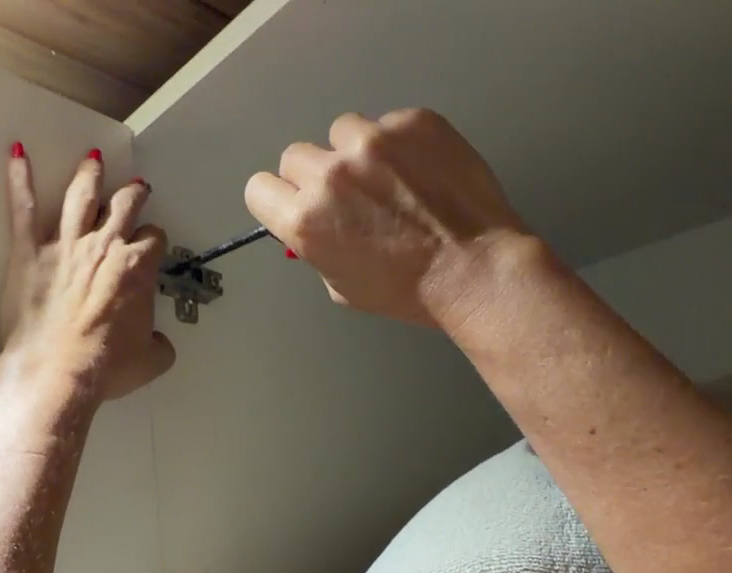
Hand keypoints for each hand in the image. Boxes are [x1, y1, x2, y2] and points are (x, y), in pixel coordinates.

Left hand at [0, 147, 174, 400]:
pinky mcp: (28, 253)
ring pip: (79, 196)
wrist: (57, 371)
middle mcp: (104, 247)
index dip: (153, 241)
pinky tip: (17, 155)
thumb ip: (160, 344)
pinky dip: (19, 179)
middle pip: (123, 206)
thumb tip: (159, 342)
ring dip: (89, 175)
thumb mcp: (151, 361)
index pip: (152, 240)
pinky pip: (22, 208)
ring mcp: (64, 245)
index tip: (151, 245)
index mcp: (137, 269)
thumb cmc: (106, 367)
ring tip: (92, 161)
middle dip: (133, 194)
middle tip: (136, 189)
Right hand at [245, 109, 532, 328]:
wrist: (472, 268)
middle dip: (315, 176)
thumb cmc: (404, 291)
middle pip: (295, 156)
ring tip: (388, 179)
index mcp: (305, 220)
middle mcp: (331, 174)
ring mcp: (373, 141)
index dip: (277, 199)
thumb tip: (318, 223)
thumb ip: (316, 245)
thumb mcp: (342, 285)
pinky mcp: (412, 121)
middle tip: (347, 197)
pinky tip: (421, 172)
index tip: (295, 205)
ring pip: (341, 132)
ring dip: (355, 152)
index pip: (259, 188)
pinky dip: (398, 144)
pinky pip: (388, 123)